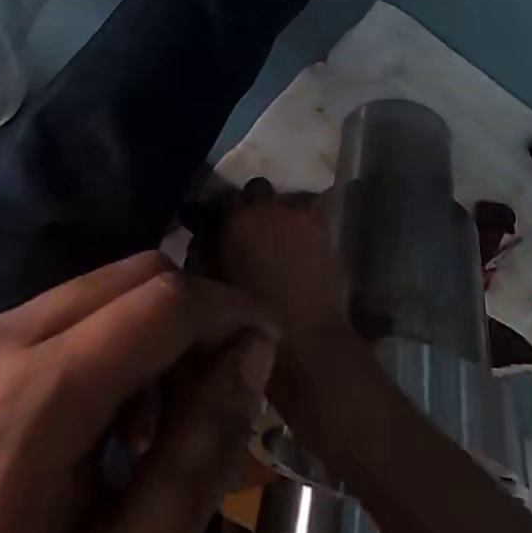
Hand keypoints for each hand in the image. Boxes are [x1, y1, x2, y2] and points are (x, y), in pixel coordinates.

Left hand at [0, 252, 278, 532]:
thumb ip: (200, 454)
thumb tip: (255, 352)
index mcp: (27, 400)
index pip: (163, 303)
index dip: (232, 311)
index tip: (269, 346)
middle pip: (137, 275)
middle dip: (195, 318)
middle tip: (215, 394)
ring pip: (105, 288)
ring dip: (155, 333)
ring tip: (159, 424)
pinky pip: (67, 313)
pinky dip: (114, 343)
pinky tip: (109, 421)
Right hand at [212, 178, 351, 340]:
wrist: (309, 342)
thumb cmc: (252, 324)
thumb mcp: (214, 289)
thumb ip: (206, 256)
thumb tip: (204, 242)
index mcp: (235, 220)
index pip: (212, 205)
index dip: (209, 218)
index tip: (207, 230)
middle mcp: (269, 208)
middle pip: (255, 191)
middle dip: (250, 206)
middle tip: (248, 233)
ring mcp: (302, 216)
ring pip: (287, 203)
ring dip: (279, 217)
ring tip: (277, 244)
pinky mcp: (327, 230)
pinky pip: (309, 221)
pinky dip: (301, 231)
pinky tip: (298, 254)